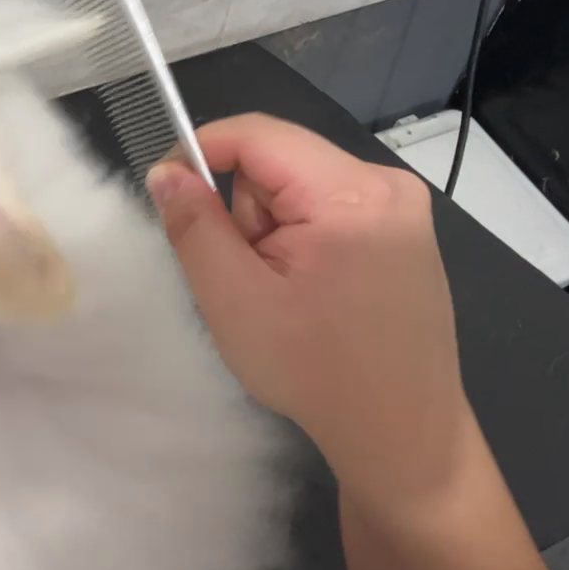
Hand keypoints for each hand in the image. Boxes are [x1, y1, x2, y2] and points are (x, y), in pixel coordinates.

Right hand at [147, 115, 476, 513]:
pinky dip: (297, 237)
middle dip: (243, 209)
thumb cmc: (313, 371)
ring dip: (269, 227)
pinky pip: (323, 207)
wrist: (401, 434)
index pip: (255, 134)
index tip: (171, 198)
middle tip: (246, 274)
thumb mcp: (233, 298)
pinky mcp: (402, 230)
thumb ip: (194, 225)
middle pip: (277, 161)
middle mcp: (386, 184)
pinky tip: (308, 288)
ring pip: (296, 185)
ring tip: (281, 290)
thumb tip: (166, 171)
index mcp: (350, 194)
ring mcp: (402, 207)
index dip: (199, 152)